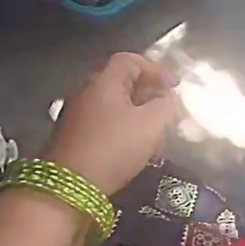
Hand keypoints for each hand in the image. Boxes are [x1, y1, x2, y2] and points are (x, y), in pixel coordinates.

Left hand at [44, 53, 178, 195]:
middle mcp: (85, 90)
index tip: (173, 86)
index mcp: (104, 81)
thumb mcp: (151, 125)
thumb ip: (164, 106)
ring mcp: (75, 113)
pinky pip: (102, 120)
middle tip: (164, 106)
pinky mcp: (72, 135)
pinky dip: (120, 124)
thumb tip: (165, 98)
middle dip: (145, 90)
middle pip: (119, 80)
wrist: (71, 184)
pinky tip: (132, 143)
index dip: (154, 69)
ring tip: (152, 128)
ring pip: (111, 102)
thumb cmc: (115, 147)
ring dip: (134, 110)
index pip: (130, 60)